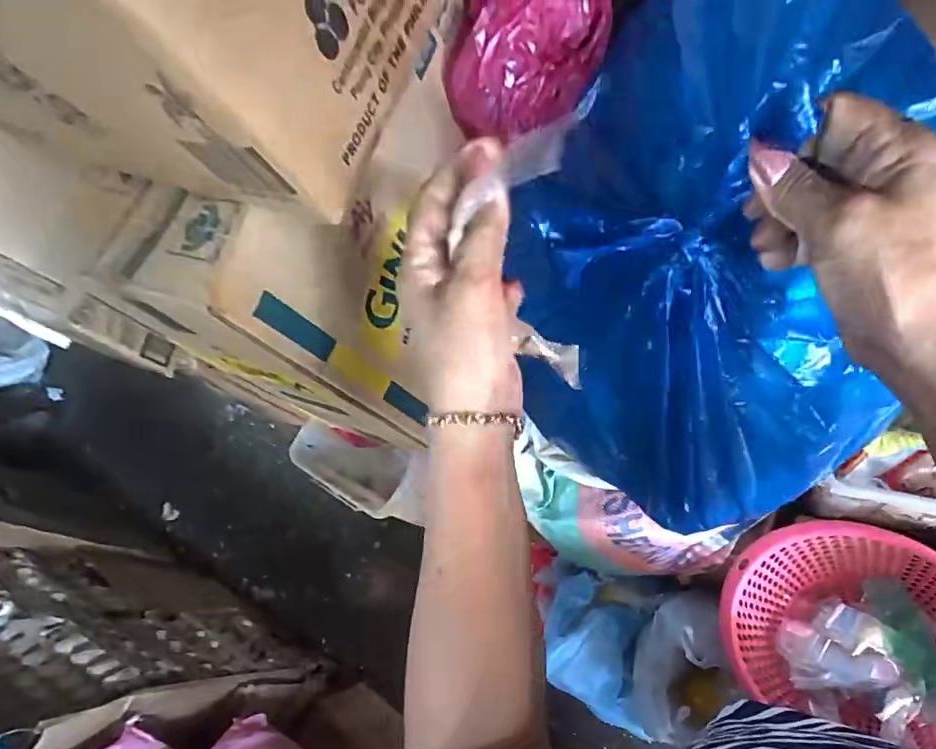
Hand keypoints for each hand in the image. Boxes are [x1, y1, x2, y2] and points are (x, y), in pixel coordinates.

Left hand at [404, 138, 525, 414]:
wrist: (479, 414)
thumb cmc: (467, 349)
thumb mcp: (474, 286)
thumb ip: (483, 235)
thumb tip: (493, 188)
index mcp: (418, 268)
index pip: (431, 206)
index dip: (456, 172)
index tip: (489, 146)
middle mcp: (432, 283)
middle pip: (451, 227)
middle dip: (475, 196)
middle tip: (504, 165)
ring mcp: (457, 306)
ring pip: (474, 258)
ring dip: (491, 235)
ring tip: (513, 212)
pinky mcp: (480, 329)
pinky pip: (491, 293)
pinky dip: (503, 282)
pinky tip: (517, 285)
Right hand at [745, 94, 935, 372]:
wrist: (911, 340)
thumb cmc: (885, 271)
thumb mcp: (837, 223)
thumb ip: (795, 189)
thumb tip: (757, 155)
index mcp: (894, 148)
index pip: (835, 116)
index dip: (793, 136)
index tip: (757, 167)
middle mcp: (881, 171)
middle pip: (815, 159)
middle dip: (780, 186)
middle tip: (752, 216)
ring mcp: (864, 210)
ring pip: (807, 198)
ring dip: (779, 219)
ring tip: (763, 247)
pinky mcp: (849, 244)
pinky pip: (810, 230)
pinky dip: (789, 241)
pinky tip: (772, 260)